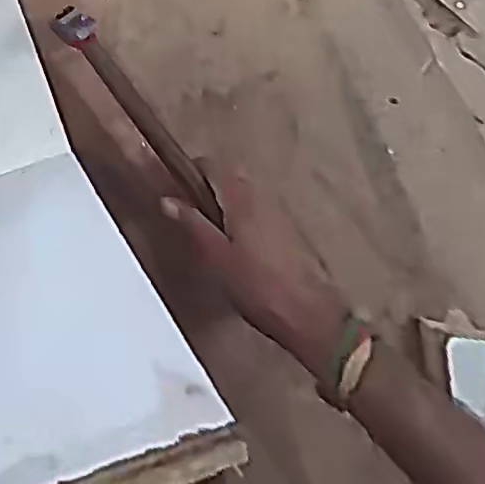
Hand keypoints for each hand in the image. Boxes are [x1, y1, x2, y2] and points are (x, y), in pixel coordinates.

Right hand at [160, 160, 350, 378]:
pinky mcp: (295, 233)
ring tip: (215, 233)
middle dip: (209, 189)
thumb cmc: (258, 285)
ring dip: (229, 204)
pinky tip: (242, 248)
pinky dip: (246, 218)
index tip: (178, 191)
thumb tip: (168, 200)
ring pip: (247, 195)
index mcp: (242, 195)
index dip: (189, 172)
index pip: (210, 163)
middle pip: (230, 176)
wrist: (316, 321)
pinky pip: (261, 211)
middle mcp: (264, 196)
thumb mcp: (215, 255)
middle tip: (193, 214)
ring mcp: (283, 214)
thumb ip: (191, 222)